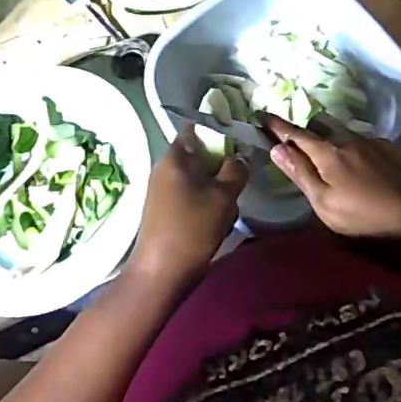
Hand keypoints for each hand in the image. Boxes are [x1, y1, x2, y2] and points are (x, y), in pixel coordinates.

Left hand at [128, 127, 249, 285]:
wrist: (160, 272)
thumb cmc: (192, 227)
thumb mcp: (223, 196)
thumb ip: (236, 170)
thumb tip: (240, 156)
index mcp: (174, 156)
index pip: (197, 129)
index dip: (219, 132)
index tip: (238, 143)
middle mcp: (163, 166)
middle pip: (198, 155)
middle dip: (219, 167)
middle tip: (237, 181)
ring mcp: (160, 188)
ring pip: (196, 178)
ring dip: (214, 189)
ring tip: (227, 208)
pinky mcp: (162, 209)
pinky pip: (188, 195)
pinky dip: (203, 203)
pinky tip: (214, 222)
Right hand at [266, 116, 400, 238]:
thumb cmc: (366, 219)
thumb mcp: (325, 205)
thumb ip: (300, 173)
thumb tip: (276, 148)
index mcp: (327, 153)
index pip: (295, 133)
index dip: (277, 125)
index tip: (262, 115)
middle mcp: (348, 138)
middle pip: (319, 126)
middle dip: (306, 131)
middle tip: (298, 145)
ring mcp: (372, 141)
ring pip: (343, 132)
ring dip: (331, 140)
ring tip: (332, 159)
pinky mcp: (391, 148)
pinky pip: (363, 141)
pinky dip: (353, 148)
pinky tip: (360, 168)